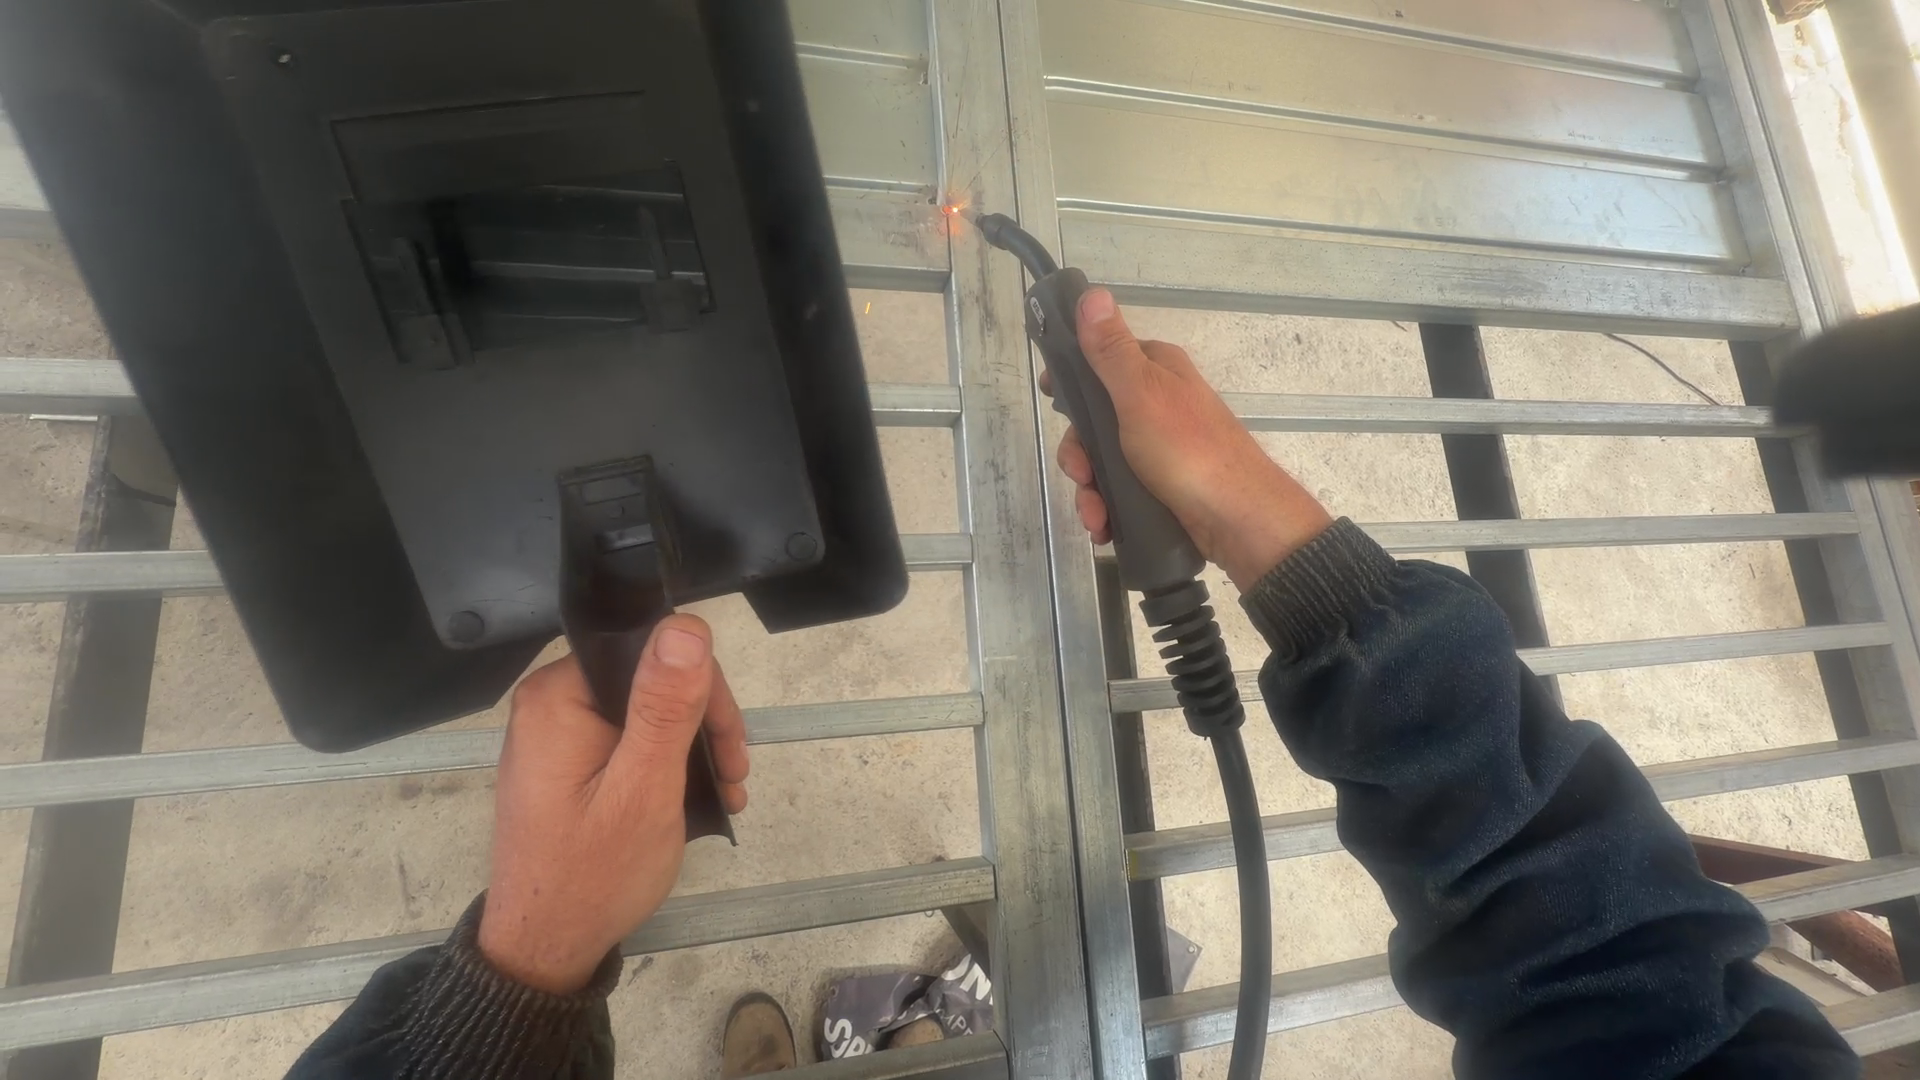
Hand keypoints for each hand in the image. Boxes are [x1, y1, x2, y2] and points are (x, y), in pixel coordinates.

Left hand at [478, 614, 748, 992]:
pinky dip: (676, 761)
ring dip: (700, 744)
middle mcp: (555, 702)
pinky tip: (707, 794)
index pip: (649, 651)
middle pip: (655, 679)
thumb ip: (666, 706)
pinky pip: (637, 737)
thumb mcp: (643, 788)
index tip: (729, 736)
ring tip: (729, 791)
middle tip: (735, 774)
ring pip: (654, 709)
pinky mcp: (575, 759)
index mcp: (559, 695)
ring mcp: (563, 732)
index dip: (700, 685)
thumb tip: (687, 625)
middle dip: (707, 722)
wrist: (546, 953)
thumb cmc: (593, 874)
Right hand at [1053, 288, 1331, 588]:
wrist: (1236, 518)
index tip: (1051, 399)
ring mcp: (1158, 446)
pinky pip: (1119, 490)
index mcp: (1155, 371)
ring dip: (1090, 491)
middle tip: (1081, 476)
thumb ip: (1111, 351)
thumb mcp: (1140, 394)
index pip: (1100, 361)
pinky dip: (1107, 508)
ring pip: (1103, 460)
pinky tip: (1105, 525)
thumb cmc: (1187, 449)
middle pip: (1094, 420)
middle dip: (1080, 455)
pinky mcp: (1160, 484)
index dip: (1071, 381)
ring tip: (1096, 516)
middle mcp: (1156, 404)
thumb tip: (1092, 294)